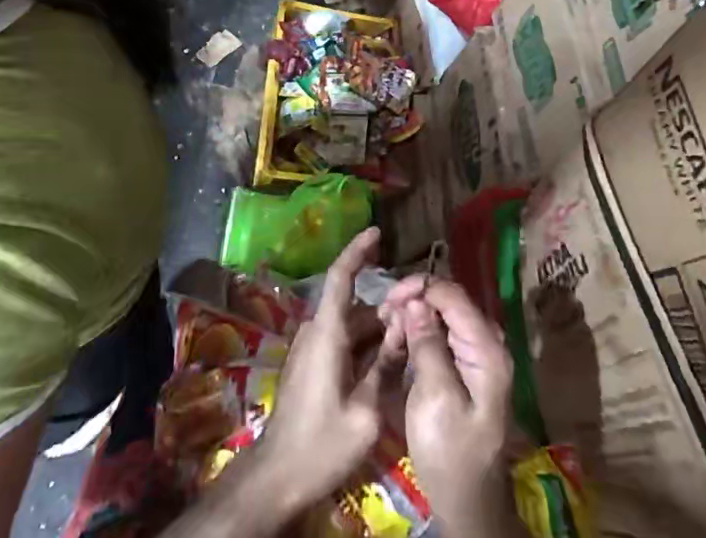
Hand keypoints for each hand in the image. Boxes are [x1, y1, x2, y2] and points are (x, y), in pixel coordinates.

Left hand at [245, 227, 402, 520]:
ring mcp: (313, 348)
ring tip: (418, 326)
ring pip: (353, 324)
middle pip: (356, 304)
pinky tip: (396, 351)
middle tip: (425, 298)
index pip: (341, 277)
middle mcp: (317, 332)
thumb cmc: (322, 443)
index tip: (377, 231)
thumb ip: (386, 363)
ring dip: (382, 324)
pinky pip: (345, 340)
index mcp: (326, 334)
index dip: (357, 250)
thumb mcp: (366, 409)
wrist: (279, 473)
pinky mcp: (314, 364)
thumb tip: (406, 325)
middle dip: (389, 299)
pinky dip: (370, 341)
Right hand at [382, 276, 519, 535]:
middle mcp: (488, 345)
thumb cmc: (451, 453)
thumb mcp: (435, 398)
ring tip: (386, 327)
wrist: (468, 502)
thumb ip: (427, 345)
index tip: (386, 299)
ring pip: (443, 317)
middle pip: (449, 302)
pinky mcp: (466, 369)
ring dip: (413, 316)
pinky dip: (419, 332)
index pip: (453, 295)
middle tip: (383, 315)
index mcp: (488, 350)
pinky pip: (442, 336)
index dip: (419, 288)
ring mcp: (478, 357)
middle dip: (414, 300)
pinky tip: (399, 342)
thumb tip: (414, 301)